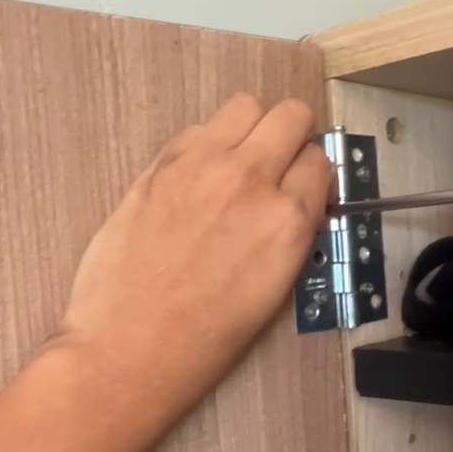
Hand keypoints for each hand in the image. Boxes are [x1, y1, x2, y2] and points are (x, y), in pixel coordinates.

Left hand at [55, 94, 331, 416]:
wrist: (131, 346)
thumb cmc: (206, 336)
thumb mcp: (276, 288)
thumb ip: (291, 232)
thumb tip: (294, 202)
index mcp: (289, 220)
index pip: (320, 161)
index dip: (313, 175)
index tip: (303, 185)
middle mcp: (251, 180)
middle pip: (291, 115)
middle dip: (292, 135)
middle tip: (278, 160)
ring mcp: (202, 165)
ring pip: (245, 105)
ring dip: (251, 128)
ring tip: (238, 160)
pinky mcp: (160, 165)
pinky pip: (198, 129)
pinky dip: (208, 143)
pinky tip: (197, 178)